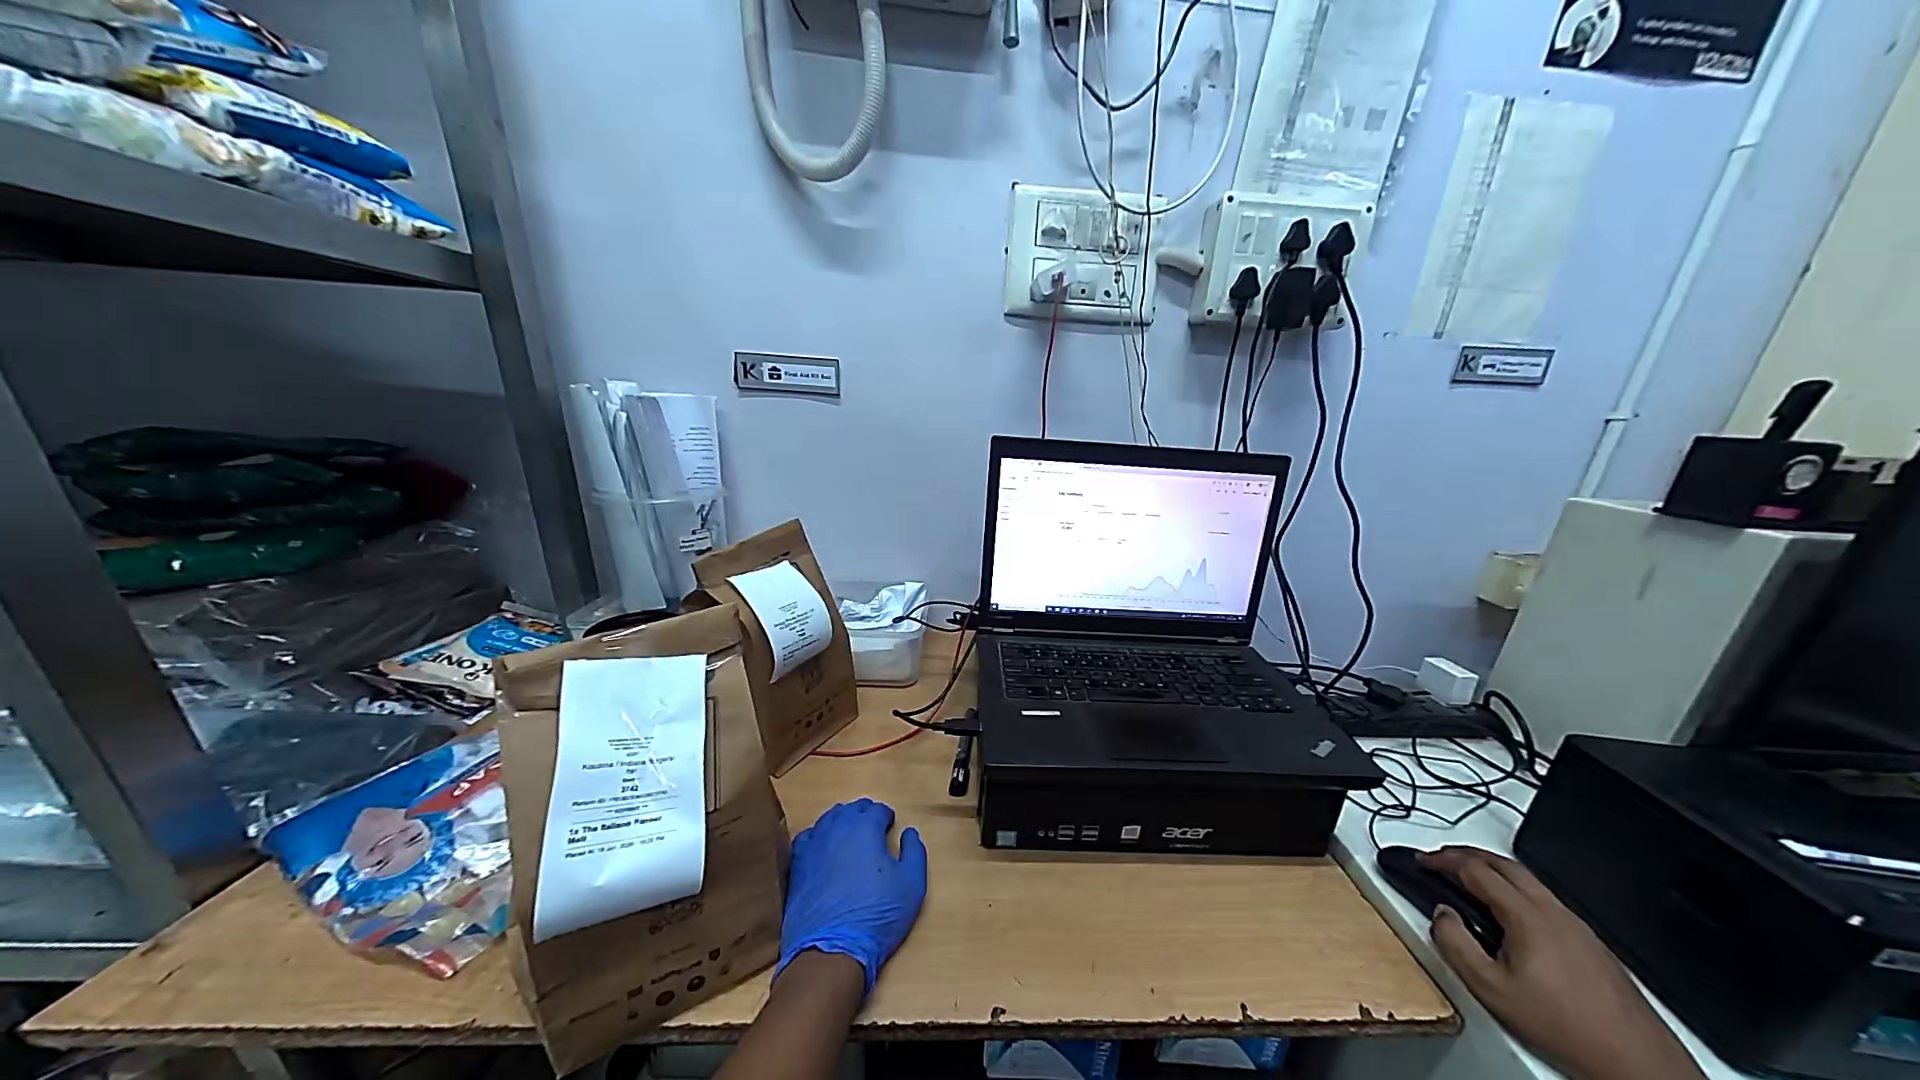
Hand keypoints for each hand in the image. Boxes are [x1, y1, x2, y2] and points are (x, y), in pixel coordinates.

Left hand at [777, 798, 927, 995]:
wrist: (831, 949)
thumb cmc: (877, 915)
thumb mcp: (911, 884)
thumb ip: (914, 852)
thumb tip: (909, 833)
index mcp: (865, 828)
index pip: (876, 809)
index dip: (885, 815)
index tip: (889, 824)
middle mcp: (836, 829)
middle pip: (850, 809)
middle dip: (863, 814)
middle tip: (872, 826)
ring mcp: (812, 846)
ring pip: (828, 820)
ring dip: (841, 822)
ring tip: (849, 835)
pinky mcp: (796, 866)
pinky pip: (808, 839)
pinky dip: (818, 837)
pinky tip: (823, 849)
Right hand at [1421, 846, 1704, 1079]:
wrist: (1634, 1060)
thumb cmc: (1567, 1028)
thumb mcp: (1491, 988)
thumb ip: (1455, 944)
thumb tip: (1442, 916)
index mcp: (1528, 917)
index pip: (1476, 870)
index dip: (1444, 860)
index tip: (1425, 862)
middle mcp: (1555, 913)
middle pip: (1503, 863)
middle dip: (1466, 854)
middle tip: (1441, 859)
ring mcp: (1577, 926)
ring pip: (1527, 879)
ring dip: (1491, 868)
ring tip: (1468, 877)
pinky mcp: (1590, 941)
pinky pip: (1545, 898)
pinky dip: (1515, 888)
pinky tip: (1507, 908)